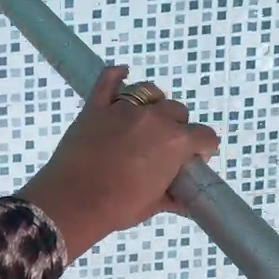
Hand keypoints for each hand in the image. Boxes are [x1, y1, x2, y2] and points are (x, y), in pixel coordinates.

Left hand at [18, 65, 220, 254]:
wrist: (73, 200)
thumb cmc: (119, 205)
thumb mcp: (156, 204)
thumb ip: (175, 196)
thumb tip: (186, 200)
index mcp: (175, 142)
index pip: (204, 135)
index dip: (202, 148)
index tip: (193, 159)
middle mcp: (152, 119)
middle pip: (176, 111)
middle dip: (176, 127)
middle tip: (163, 146)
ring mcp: (121, 109)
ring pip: (148, 92)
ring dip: (152, 103)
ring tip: (145, 120)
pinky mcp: (94, 107)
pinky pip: (107, 80)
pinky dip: (115, 74)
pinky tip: (121, 73)